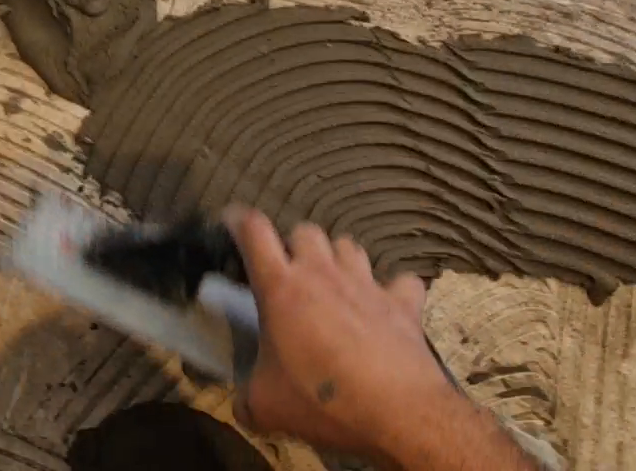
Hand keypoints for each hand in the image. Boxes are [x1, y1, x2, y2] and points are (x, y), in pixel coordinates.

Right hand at [224, 206, 454, 460]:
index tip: (232, 224)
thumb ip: (246, 400)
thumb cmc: (323, 400)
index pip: (253, 229)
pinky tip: (389, 305)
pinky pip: (404, 282)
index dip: (239, 220)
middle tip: (292, 272)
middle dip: (296, 245)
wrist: (402, 416)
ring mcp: (365, 285)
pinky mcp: (403, 306)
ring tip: (335, 283)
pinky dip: (396, 289)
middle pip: (304, 230)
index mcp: (280, 286)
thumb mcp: (268, 406)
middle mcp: (320, 273)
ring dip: (339, 258)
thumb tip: (239, 408)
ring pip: (348, 246)